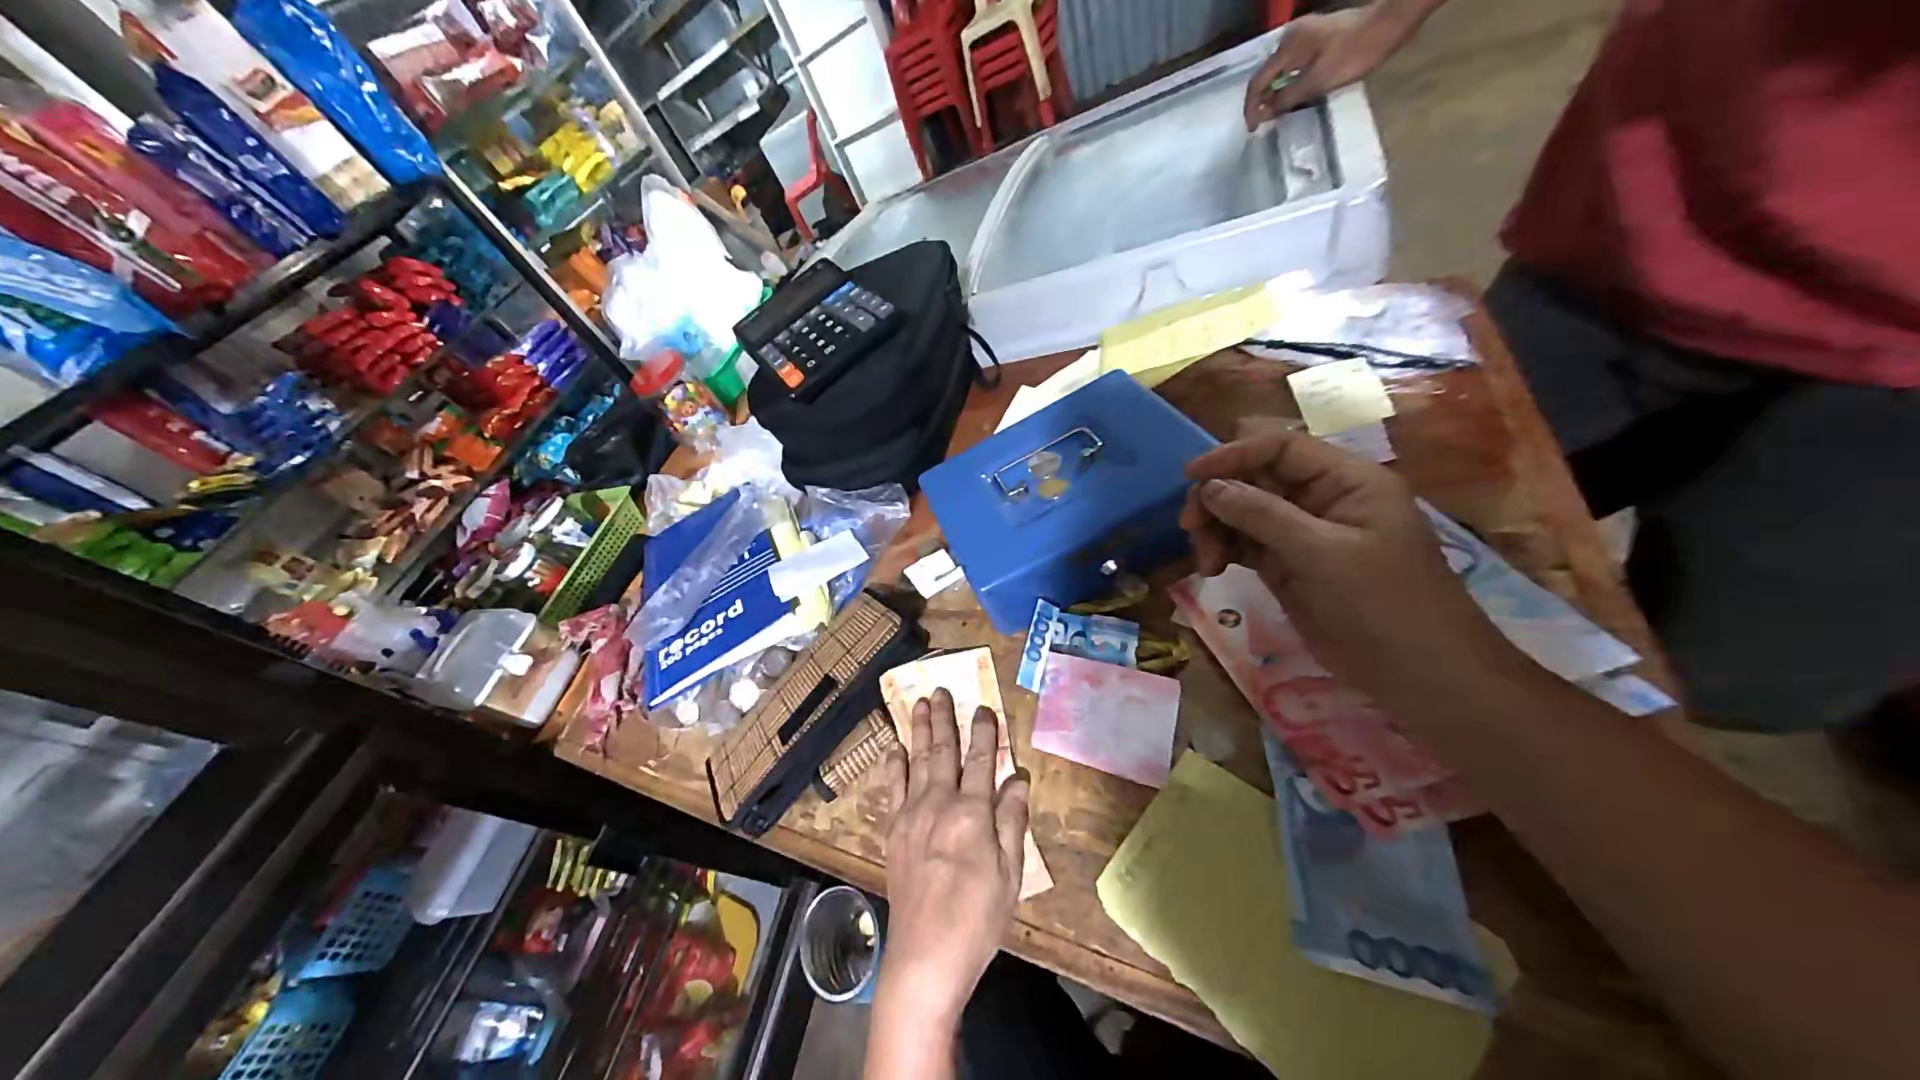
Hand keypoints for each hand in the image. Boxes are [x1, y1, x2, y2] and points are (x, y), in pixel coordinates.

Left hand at [876, 689, 1030, 1027]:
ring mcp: (911, 816)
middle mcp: (939, 804)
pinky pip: (893, 788)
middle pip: (943, 752)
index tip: (984, 706)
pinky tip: (892, 747)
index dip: (984, 732)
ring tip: (919, 704)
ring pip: (916, 762)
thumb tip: (1019, 778)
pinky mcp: (893, 832)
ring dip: (918, 730)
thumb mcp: (1011, 874)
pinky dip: (893, 765)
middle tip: (942, 690)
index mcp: (973, 814)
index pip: (981, 760)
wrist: (925, 957)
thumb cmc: (978, 919)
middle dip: (945, 719)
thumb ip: (1013, 821)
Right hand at [1181, 430, 1514, 704]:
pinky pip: (1247, 544)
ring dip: (1218, 529)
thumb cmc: (1383, 603)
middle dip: (1220, 498)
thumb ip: (1262, 515)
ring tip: (1205, 560)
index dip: (1233, 455)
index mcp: (1347, 480)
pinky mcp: (1290, 567)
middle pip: (1257, 479)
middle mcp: (1324, 499)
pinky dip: (1225, 550)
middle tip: (1190, 528)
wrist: (1419, 674)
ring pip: (1245, 513)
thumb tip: (1209, 487)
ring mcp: (1305, 535)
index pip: (1281, 448)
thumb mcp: (1321, 553)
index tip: (1190, 475)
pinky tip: (1212, 567)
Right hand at [1244, 5, 1424, 128]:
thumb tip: (1263, 114)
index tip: (1252, 128)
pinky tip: (1294, 94)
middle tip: (1265, 123)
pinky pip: (1293, 63)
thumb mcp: (1317, 82)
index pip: (1258, 81)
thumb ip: (1286, 98)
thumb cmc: (1354, 54)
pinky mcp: (1316, 35)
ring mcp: (1304, 34)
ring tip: (1278, 113)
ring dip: (1276, 92)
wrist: (1389, 23)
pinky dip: (1289, 81)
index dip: (1251, 107)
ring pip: (1280, 69)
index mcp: (1287, 46)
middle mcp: (1290, 37)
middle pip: (1267, 74)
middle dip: (1263, 100)